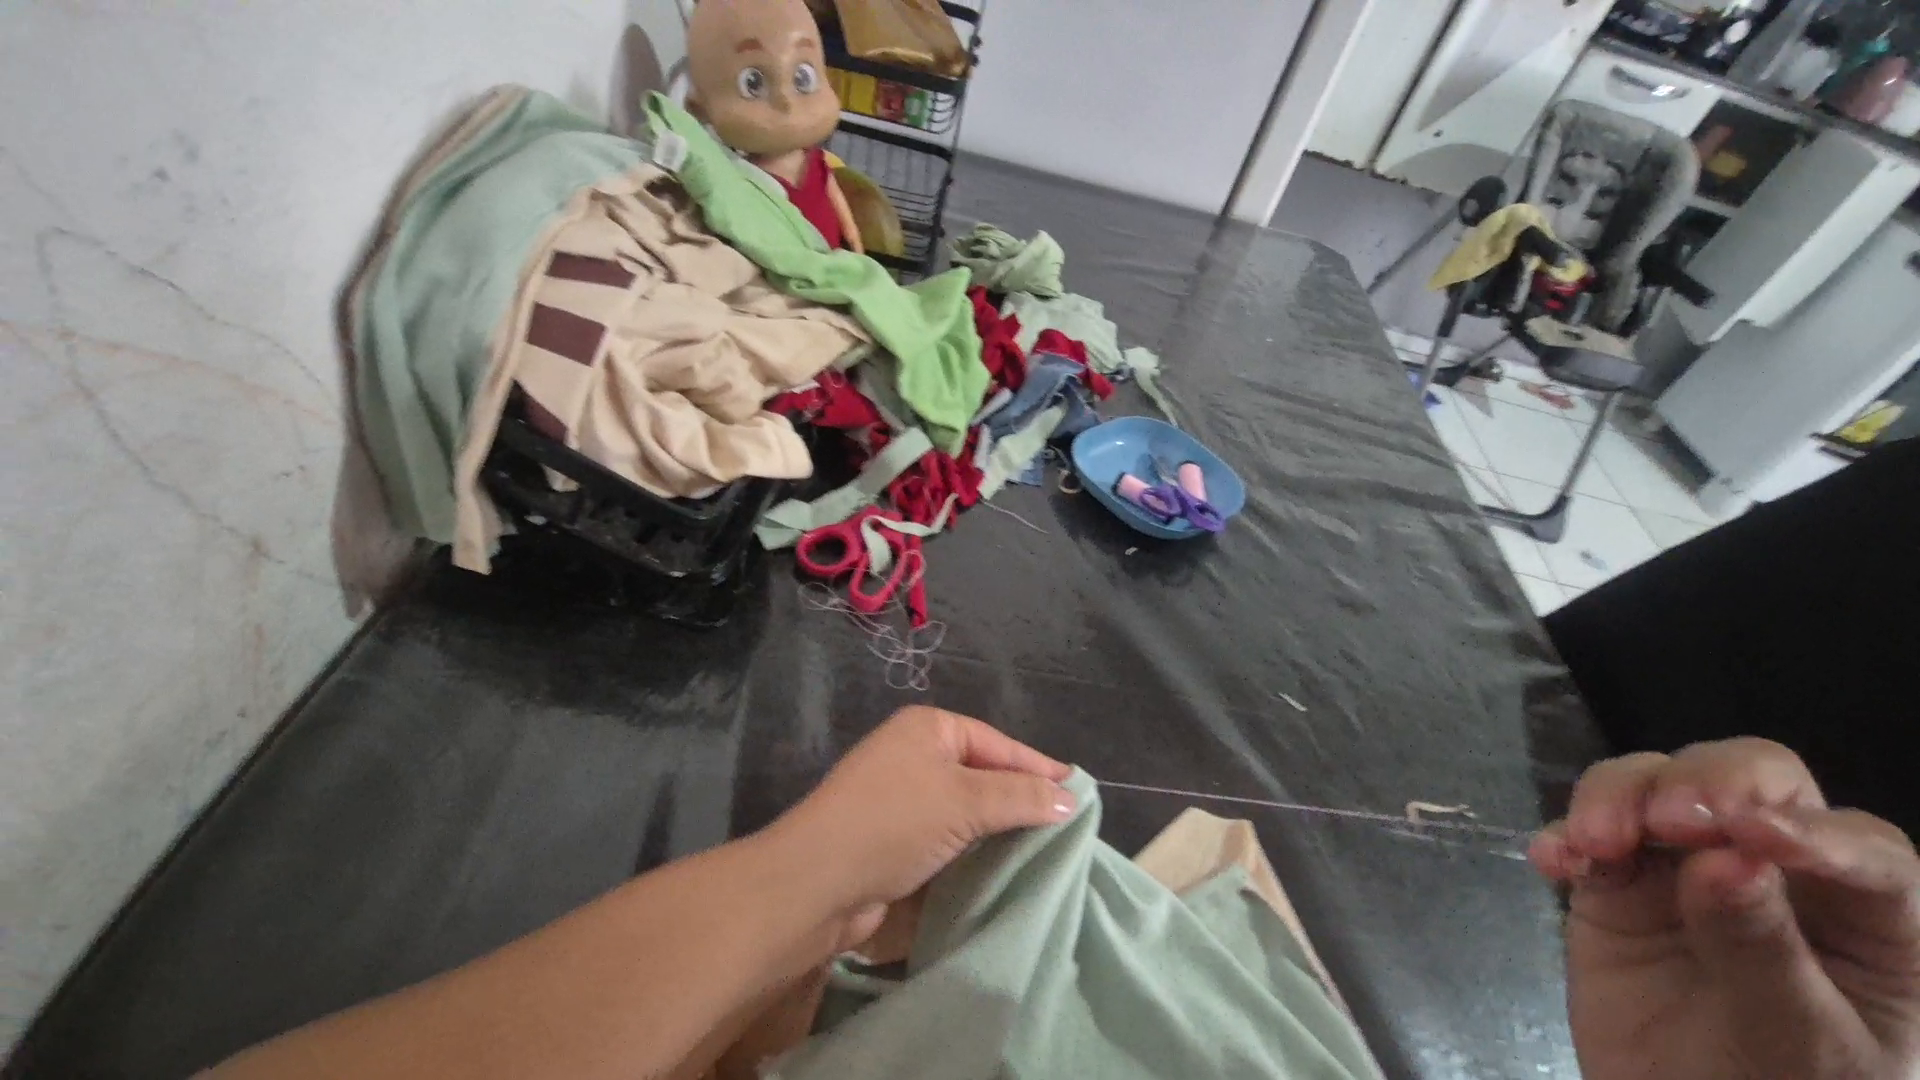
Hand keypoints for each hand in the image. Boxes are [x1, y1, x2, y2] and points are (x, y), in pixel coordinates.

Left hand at [764, 707, 1074, 944]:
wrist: (818, 881)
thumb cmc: (894, 822)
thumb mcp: (965, 801)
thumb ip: (1019, 796)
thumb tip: (1068, 798)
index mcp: (928, 728)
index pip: (998, 743)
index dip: (1038, 767)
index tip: (1077, 793)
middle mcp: (914, 754)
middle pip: (983, 772)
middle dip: (1020, 797)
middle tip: (1066, 824)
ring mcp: (901, 796)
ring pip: (965, 807)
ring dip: (998, 826)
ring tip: (1043, 847)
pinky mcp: (894, 836)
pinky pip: (947, 834)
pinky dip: (973, 846)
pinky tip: (999, 864)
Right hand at [1530, 738, 1919, 1079]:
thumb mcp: (1798, 1045)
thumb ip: (1764, 952)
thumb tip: (1725, 862)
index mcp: (1864, 918)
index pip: (1860, 846)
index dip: (1814, 830)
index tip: (1753, 835)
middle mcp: (1774, 871)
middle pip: (1748, 778)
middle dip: (1700, 782)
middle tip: (1664, 821)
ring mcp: (1681, 868)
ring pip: (1652, 783)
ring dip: (1615, 796)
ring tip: (1591, 845)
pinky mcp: (1610, 881)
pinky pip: (1583, 830)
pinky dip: (1562, 832)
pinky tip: (1552, 863)